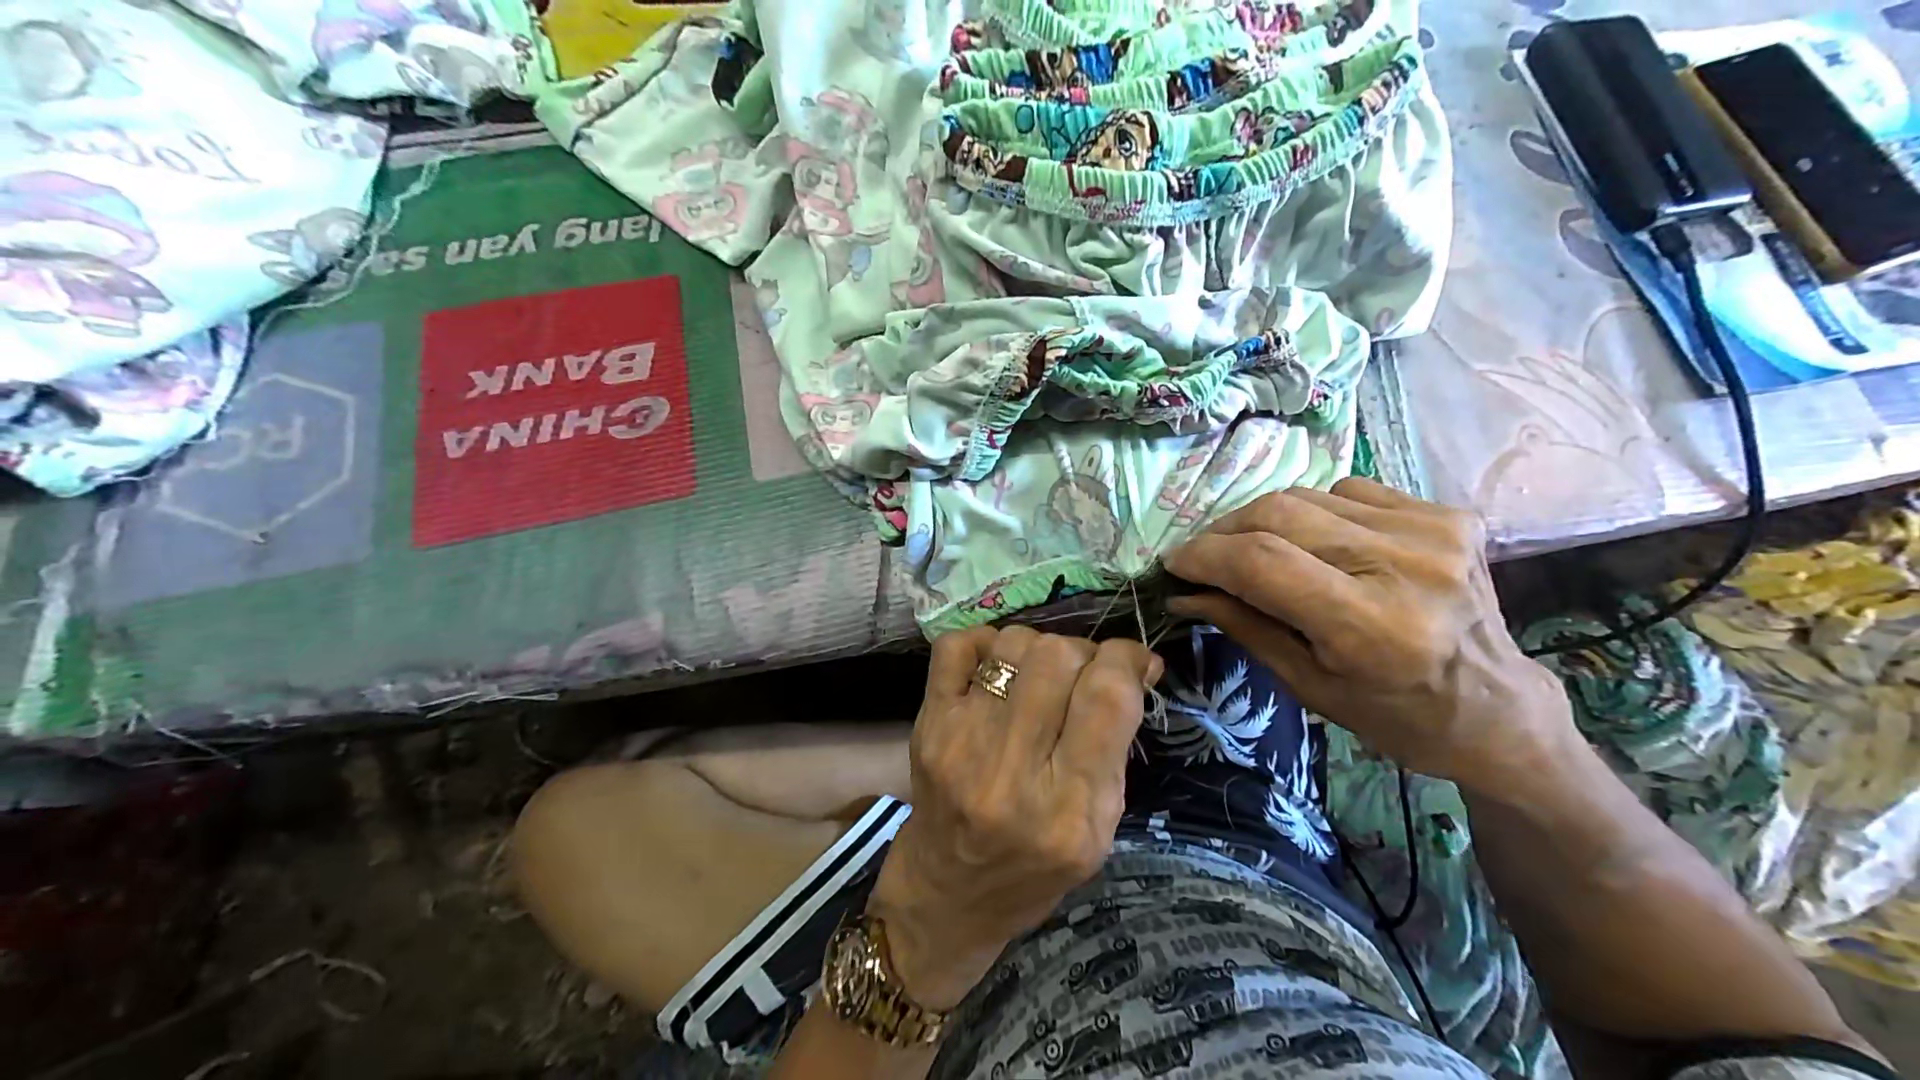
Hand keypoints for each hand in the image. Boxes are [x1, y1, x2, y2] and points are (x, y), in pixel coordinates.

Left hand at [867, 627, 1161, 1009]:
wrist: (947, 893)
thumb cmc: (1033, 871)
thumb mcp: (1098, 834)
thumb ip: (1114, 752)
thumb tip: (1131, 668)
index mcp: (1069, 810)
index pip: (1107, 697)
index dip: (1129, 660)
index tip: (1136, 663)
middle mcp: (1012, 771)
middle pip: (1059, 657)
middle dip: (1086, 653)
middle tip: (1086, 673)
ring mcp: (961, 742)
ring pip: (1013, 644)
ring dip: (1040, 647)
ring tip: (1042, 675)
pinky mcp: (928, 724)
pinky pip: (955, 646)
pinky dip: (985, 643)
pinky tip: (998, 670)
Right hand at [1162, 477, 1575, 798]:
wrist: (1499, 710)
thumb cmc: (1395, 715)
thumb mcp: (1307, 685)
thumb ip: (1243, 626)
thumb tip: (1182, 590)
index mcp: (1371, 627)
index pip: (1262, 562)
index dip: (1205, 555)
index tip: (1174, 564)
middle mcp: (1406, 566)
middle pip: (1279, 513)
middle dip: (1224, 532)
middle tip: (1203, 556)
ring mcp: (1433, 531)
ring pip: (1307, 495)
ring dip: (1263, 521)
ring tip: (1253, 551)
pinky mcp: (1447, 514)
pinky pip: (1347, 491)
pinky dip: (1314, 513)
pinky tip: (1318, 545)